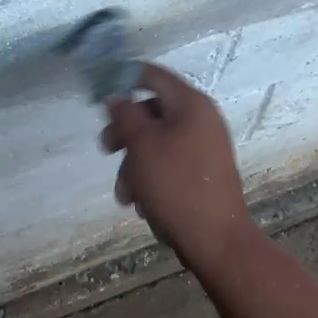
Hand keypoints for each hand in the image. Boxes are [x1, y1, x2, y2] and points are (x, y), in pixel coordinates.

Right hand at [102, 62, 258, 268]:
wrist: (218, 242)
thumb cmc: (176, 185)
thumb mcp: (142, 145)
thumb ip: (125, 115)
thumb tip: (115, 96)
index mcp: (190, 103)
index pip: (151, 74)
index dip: (123, 78)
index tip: (99, 94)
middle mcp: (201, 119)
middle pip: (151, 112)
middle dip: (125, 133)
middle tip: (106, 149)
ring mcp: (205, 147)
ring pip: (157, 143)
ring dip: (135, 165)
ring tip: (126, 195)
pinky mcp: (204, 174)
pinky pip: (171, 164)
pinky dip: (152, 178)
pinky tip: (143, 203)